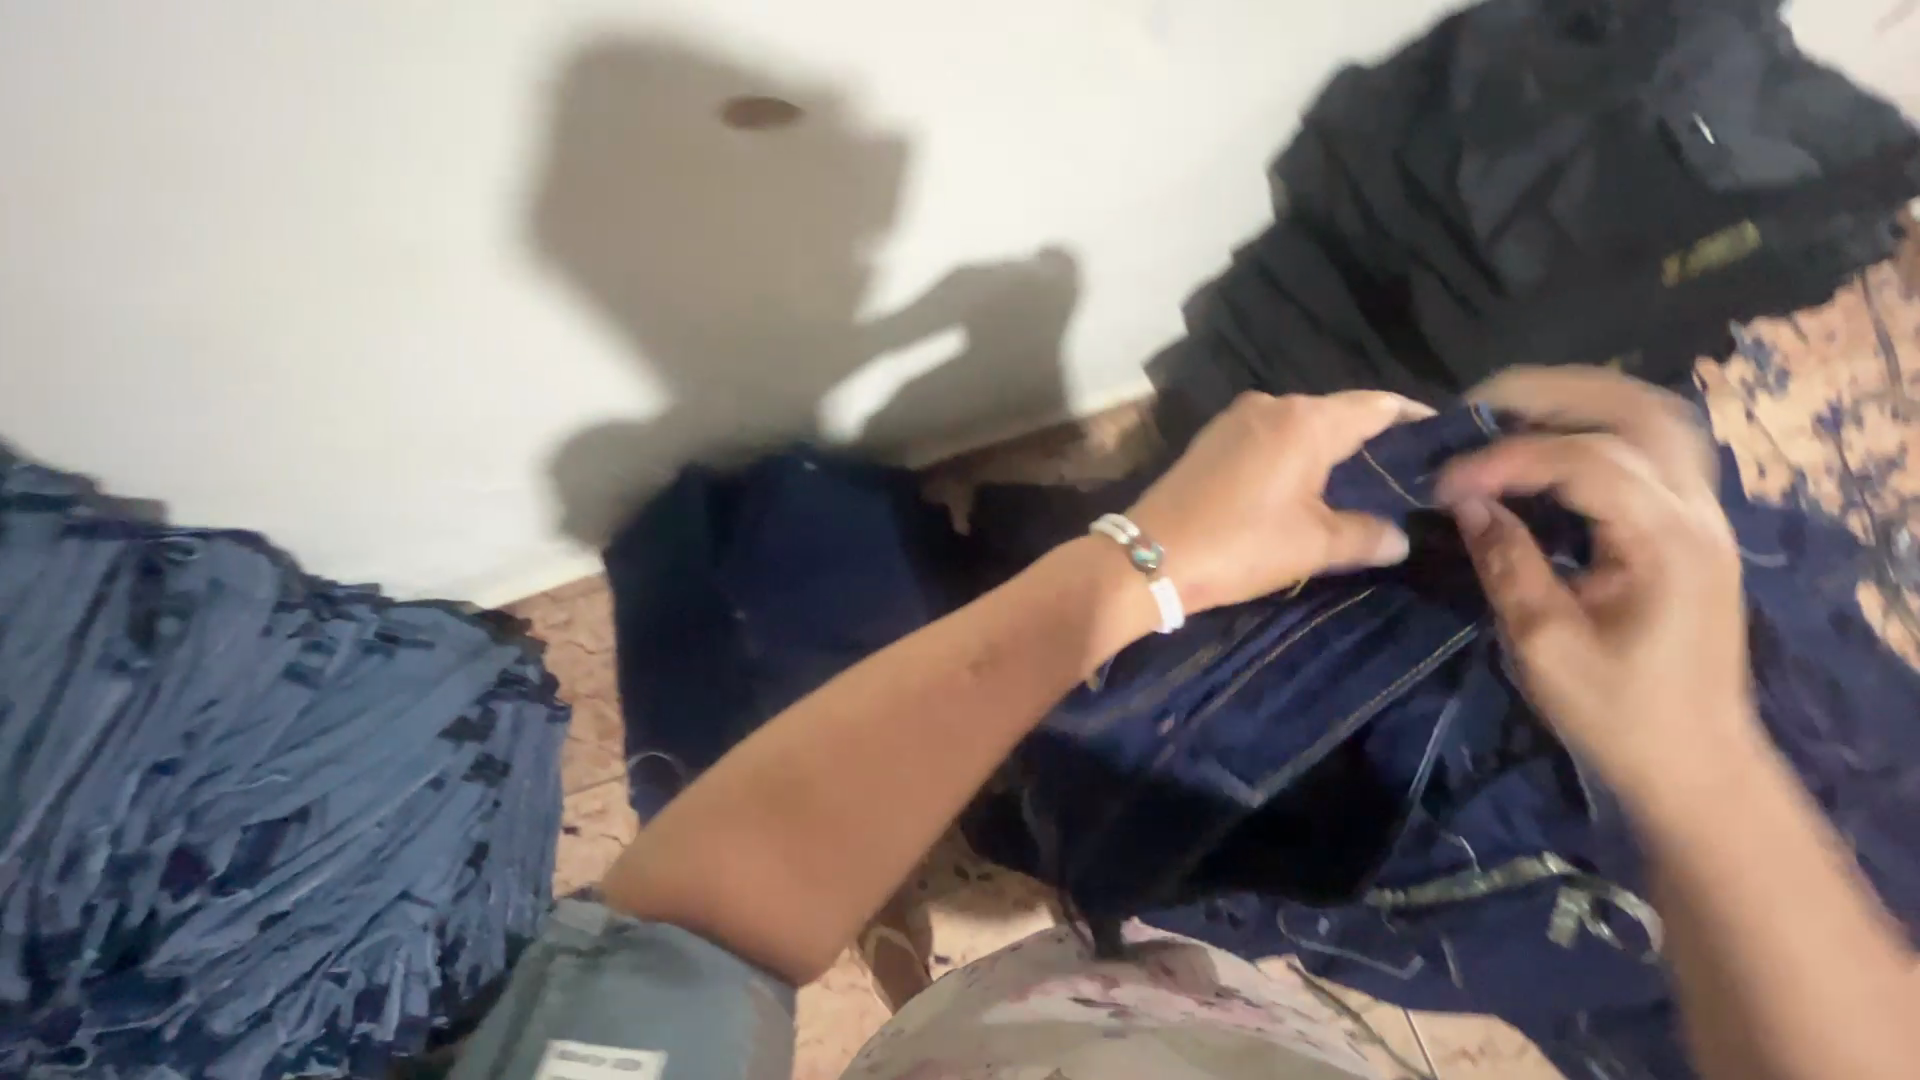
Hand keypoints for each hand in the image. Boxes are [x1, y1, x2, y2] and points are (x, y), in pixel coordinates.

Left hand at [1126, 390, 1432, 613]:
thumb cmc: (1239, 545)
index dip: (1414, 423)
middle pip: (1338, 414)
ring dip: (1328, 451)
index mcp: (1305, 420)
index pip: (1378, 407)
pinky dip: (1292, 456)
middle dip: (1371, 442)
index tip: (1441, 445)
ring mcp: (1234, 420)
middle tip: (1404, 477)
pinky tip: (1303, 487)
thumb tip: (1401, 537)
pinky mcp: (1209, 441)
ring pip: (1299, 427)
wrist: (1147, 558)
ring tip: (1358, 487)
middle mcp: (1271, 405)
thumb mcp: (1314, 546)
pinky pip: (1267, 439)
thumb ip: (1367, 535)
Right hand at [1436, 367, 1759, 795]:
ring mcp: (1701, 517)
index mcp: (1665, 542)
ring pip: (1654, 420)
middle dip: (1550, 396)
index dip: (1503, 459)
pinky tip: (1544, 446)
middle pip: (1638, 412)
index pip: (1583, 462)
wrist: (1694, 760)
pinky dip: (1594, 431)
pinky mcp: (1686, 529)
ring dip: (1578, 403)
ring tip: (1503, 412)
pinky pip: (1649, 451)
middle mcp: (1696, 513)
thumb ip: (1506, 561)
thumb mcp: (1543, 642)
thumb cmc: (1616, 712)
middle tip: (1473, 408)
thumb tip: (1466, 502)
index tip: (1441, 482)